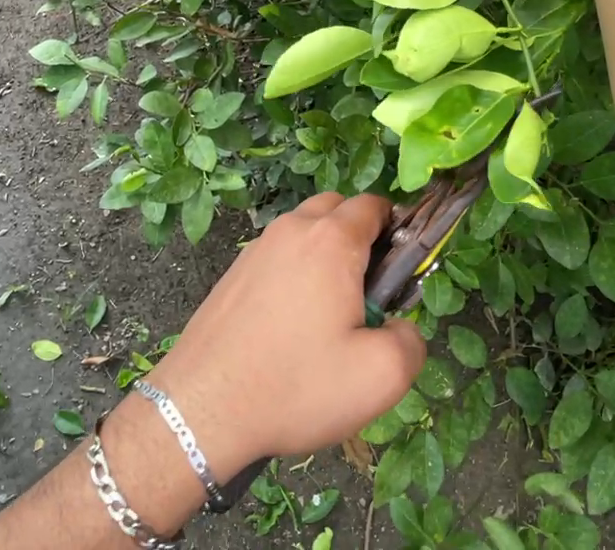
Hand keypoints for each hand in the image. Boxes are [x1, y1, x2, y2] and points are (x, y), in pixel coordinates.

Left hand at [145, 193, 426, 476]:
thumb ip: (411, 341)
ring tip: (329, 312)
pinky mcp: (233, 273)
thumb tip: (401, 326)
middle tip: (368, 291)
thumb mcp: (380, 376)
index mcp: (331, 240)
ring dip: (324, 253)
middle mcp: (292, 230)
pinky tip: (290, 324)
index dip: (397, 230)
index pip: (373, 205)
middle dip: (360, 235)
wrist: (203, 409)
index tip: (401, 272)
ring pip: (303, 229)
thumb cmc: (296, 385)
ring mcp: (256, 248)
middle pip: (336, 207)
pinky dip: (293, 271)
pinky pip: (277, 254)